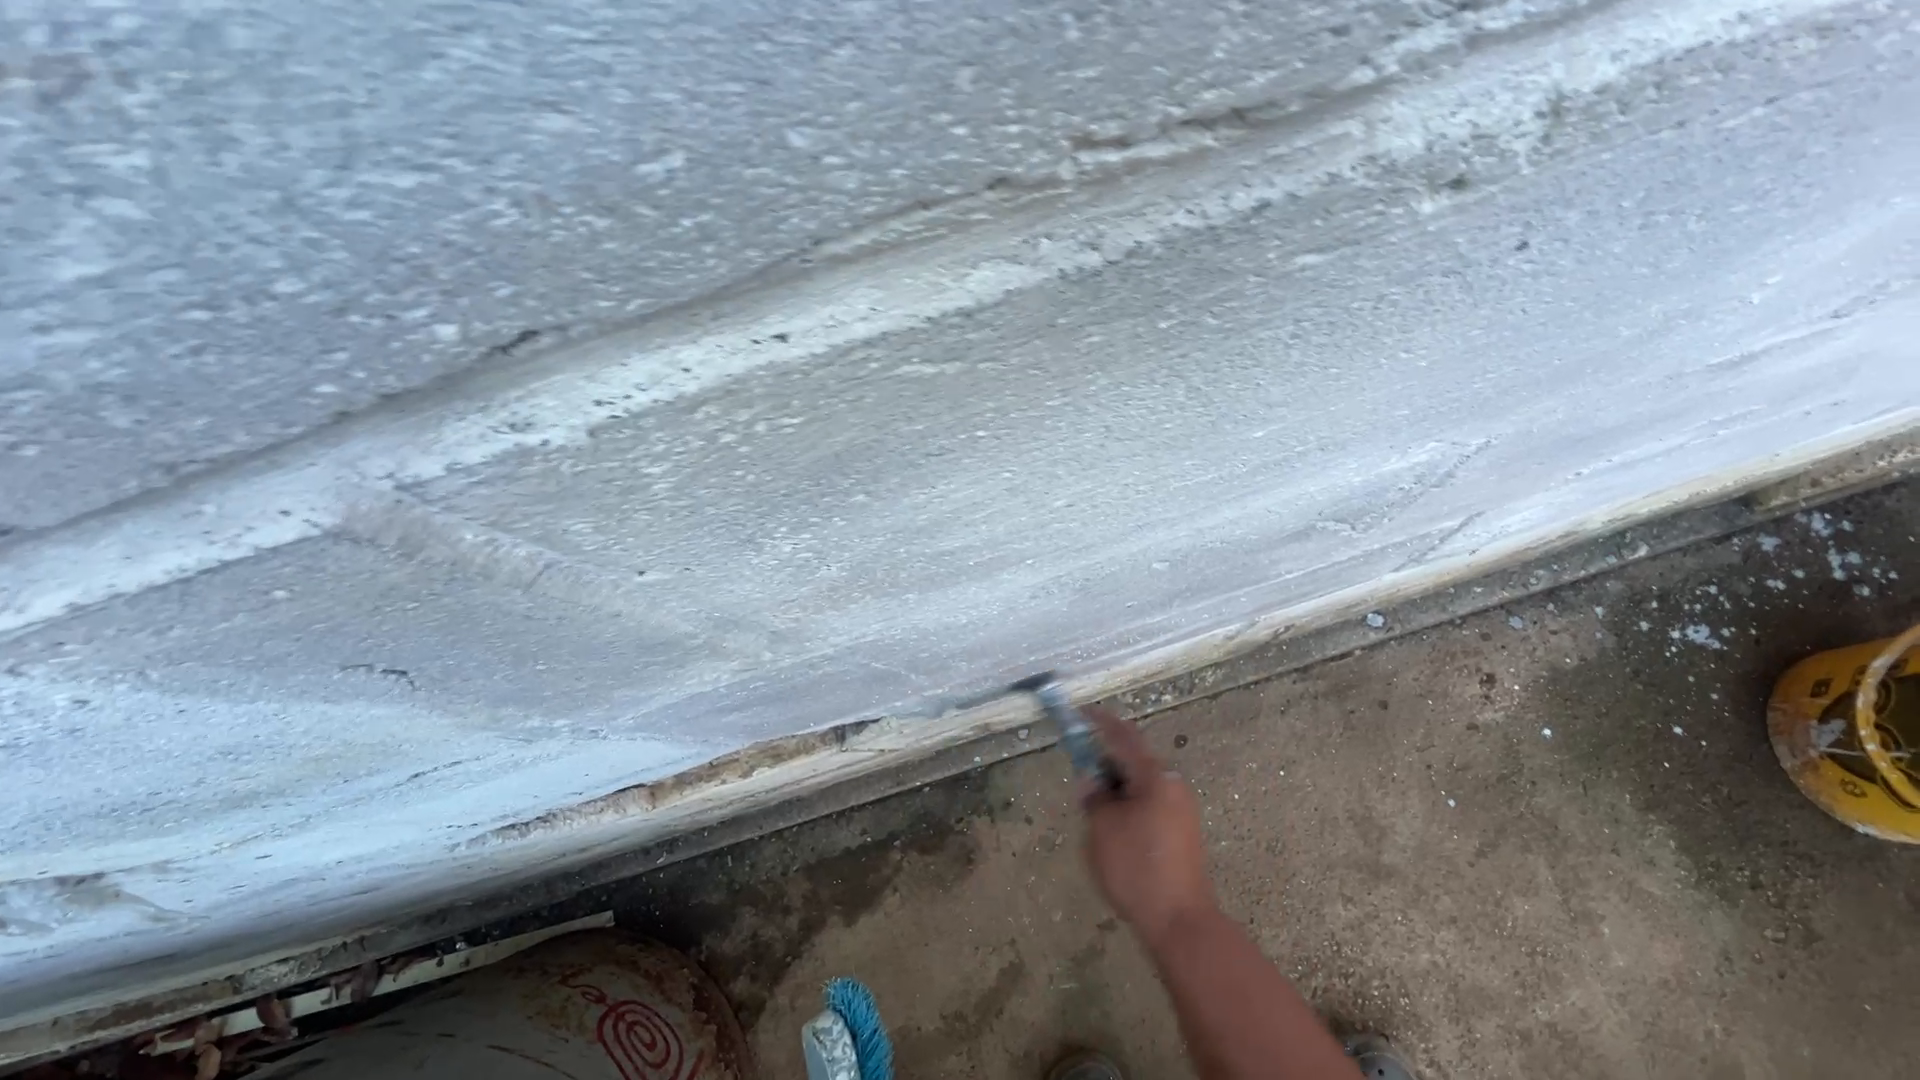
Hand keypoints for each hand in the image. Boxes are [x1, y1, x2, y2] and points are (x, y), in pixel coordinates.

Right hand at [1079, 706, 1217, 949]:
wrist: (1180, 920)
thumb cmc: (1137, 867)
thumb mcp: (1103, 828)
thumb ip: (1094, 796)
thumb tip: (1091, 780)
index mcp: (1155, 776)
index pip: (1124, 736)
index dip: (1100, 721)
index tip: (1080, 712)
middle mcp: (1173, 785)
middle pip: (1134, 760)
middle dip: (1104, 762)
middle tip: (1079, 776)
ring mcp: (1181, 810)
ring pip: (1140, 785)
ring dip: (1115, 788)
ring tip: (1093, 810)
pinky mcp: (1182, 832)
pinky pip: (1149, 805)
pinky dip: (1127, 805)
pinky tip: (1113, 830)